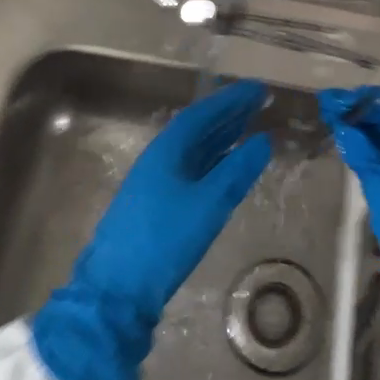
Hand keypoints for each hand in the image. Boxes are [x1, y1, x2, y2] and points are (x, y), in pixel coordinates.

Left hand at [34, 79, 272, 379]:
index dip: (230, 99)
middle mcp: (159, 160)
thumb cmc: (163, 239)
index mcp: (166, 150)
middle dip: (228, 114)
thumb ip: (237, 171)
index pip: (202, 113)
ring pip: (194, 151)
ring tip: (249, 127)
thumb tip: (264, 140)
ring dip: (221, 138)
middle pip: (197, 129)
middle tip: (259, 102)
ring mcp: (155, 184)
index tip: (258, 88)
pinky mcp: (156, 208)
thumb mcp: (208, 203)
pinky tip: (227, 170)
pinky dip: (213, 164)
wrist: (115, 290)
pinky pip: (191, 171)